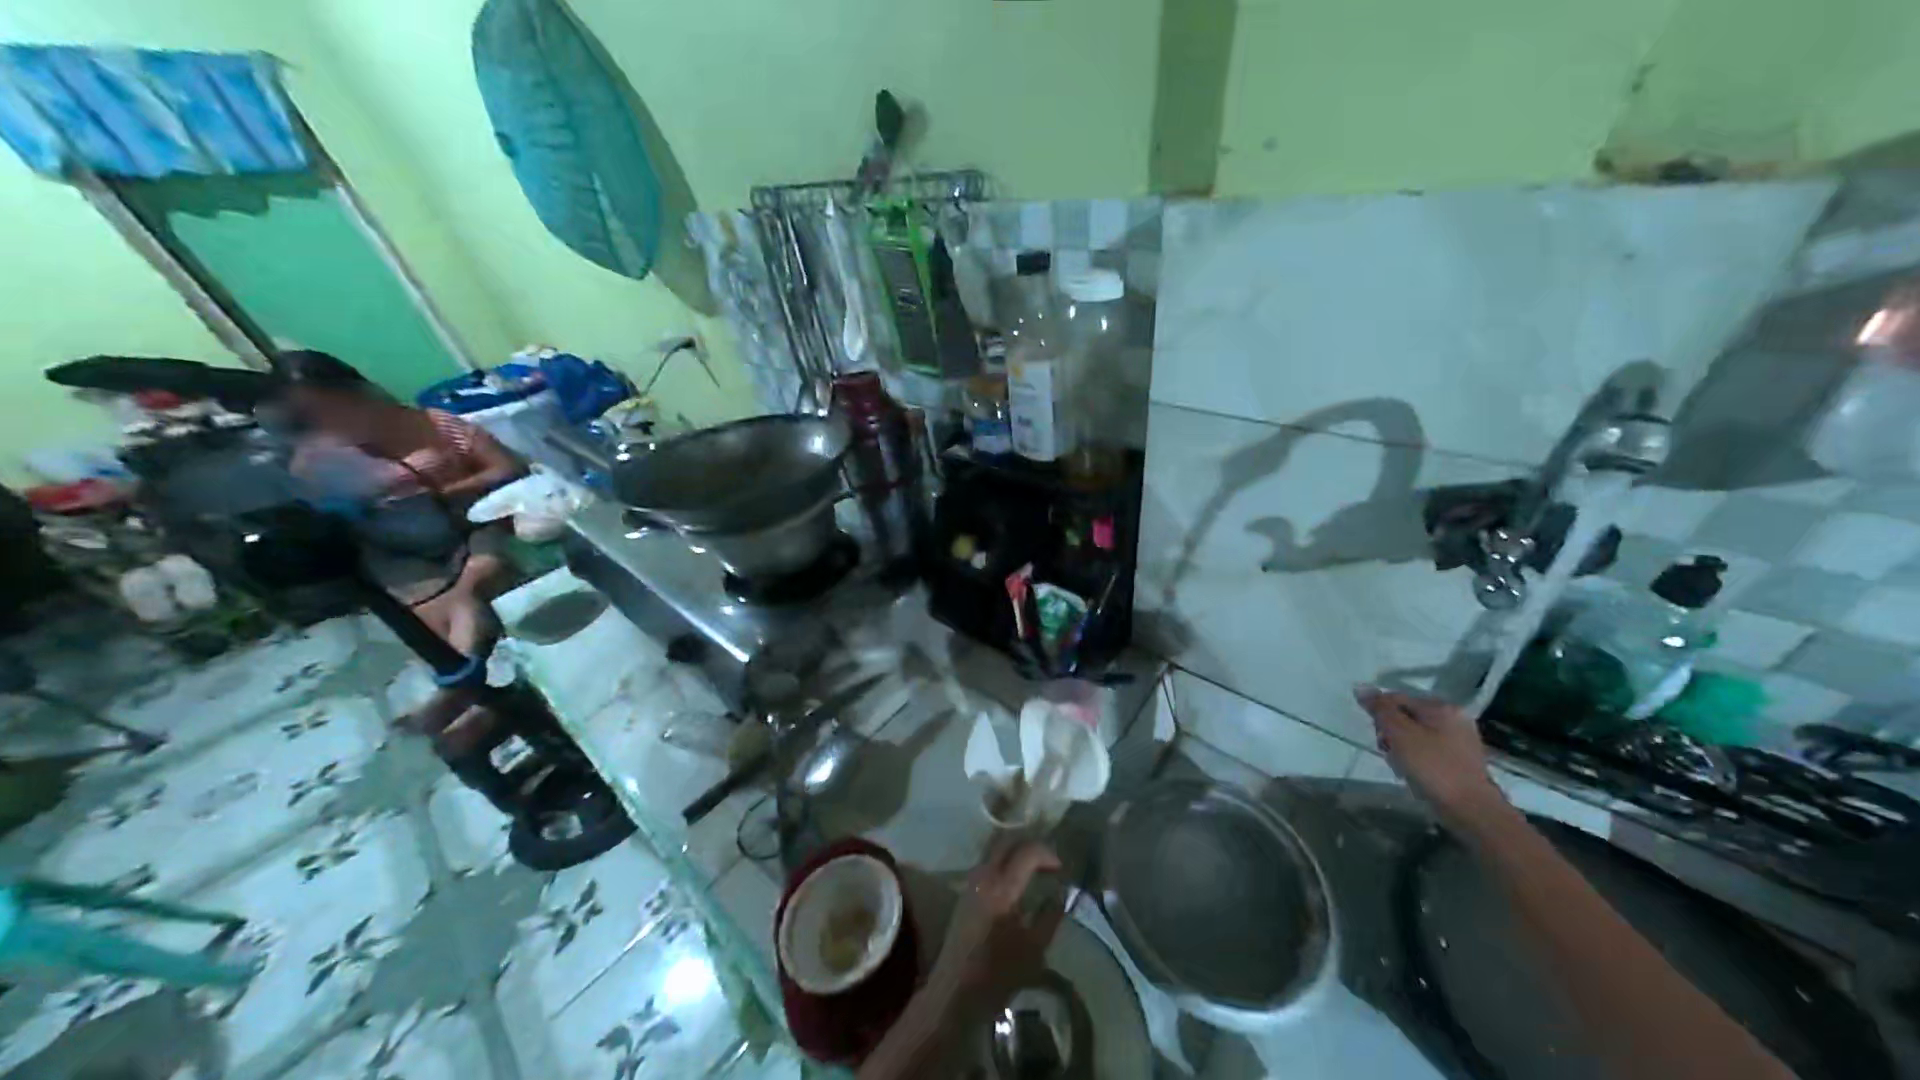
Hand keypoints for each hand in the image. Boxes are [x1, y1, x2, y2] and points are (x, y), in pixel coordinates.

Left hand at [929, 839, 1065, 1010]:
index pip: (1028, 852)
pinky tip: (1015, 882)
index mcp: (1003, 888)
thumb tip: (1061, 894)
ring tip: (1034, 870)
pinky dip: (1004, 863)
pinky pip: (987, 864)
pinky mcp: (964, 892)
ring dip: (1015, 853)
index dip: (1048, 854)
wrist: (955, 991)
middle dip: (1030, 846)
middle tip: (1049, 862)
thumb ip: (1050, 915)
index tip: (1061, 869)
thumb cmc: (998, 973)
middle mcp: (984, 876)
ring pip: (994, 851)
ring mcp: (971, 882)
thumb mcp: (1035, 948)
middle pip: (1007, 842)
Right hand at [1354, 688, 1511, 831]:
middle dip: (1391, 733)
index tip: (1380, 738)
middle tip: (1390, 752)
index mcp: (1442, 707)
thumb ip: (1380, 709)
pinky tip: (1414, 773)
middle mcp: (1455, 718)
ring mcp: (1460, 740)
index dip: (1381, 716)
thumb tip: (1360, 687)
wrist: (1470, 810)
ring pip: (1414, 735)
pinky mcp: (1459, 760)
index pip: (1396, 699)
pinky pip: (1427, 750)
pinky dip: (1415, 759)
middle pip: (1405, 716)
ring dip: (1401, 748)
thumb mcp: (1400, 734)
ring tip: (1402, 767)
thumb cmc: (1433, 768)